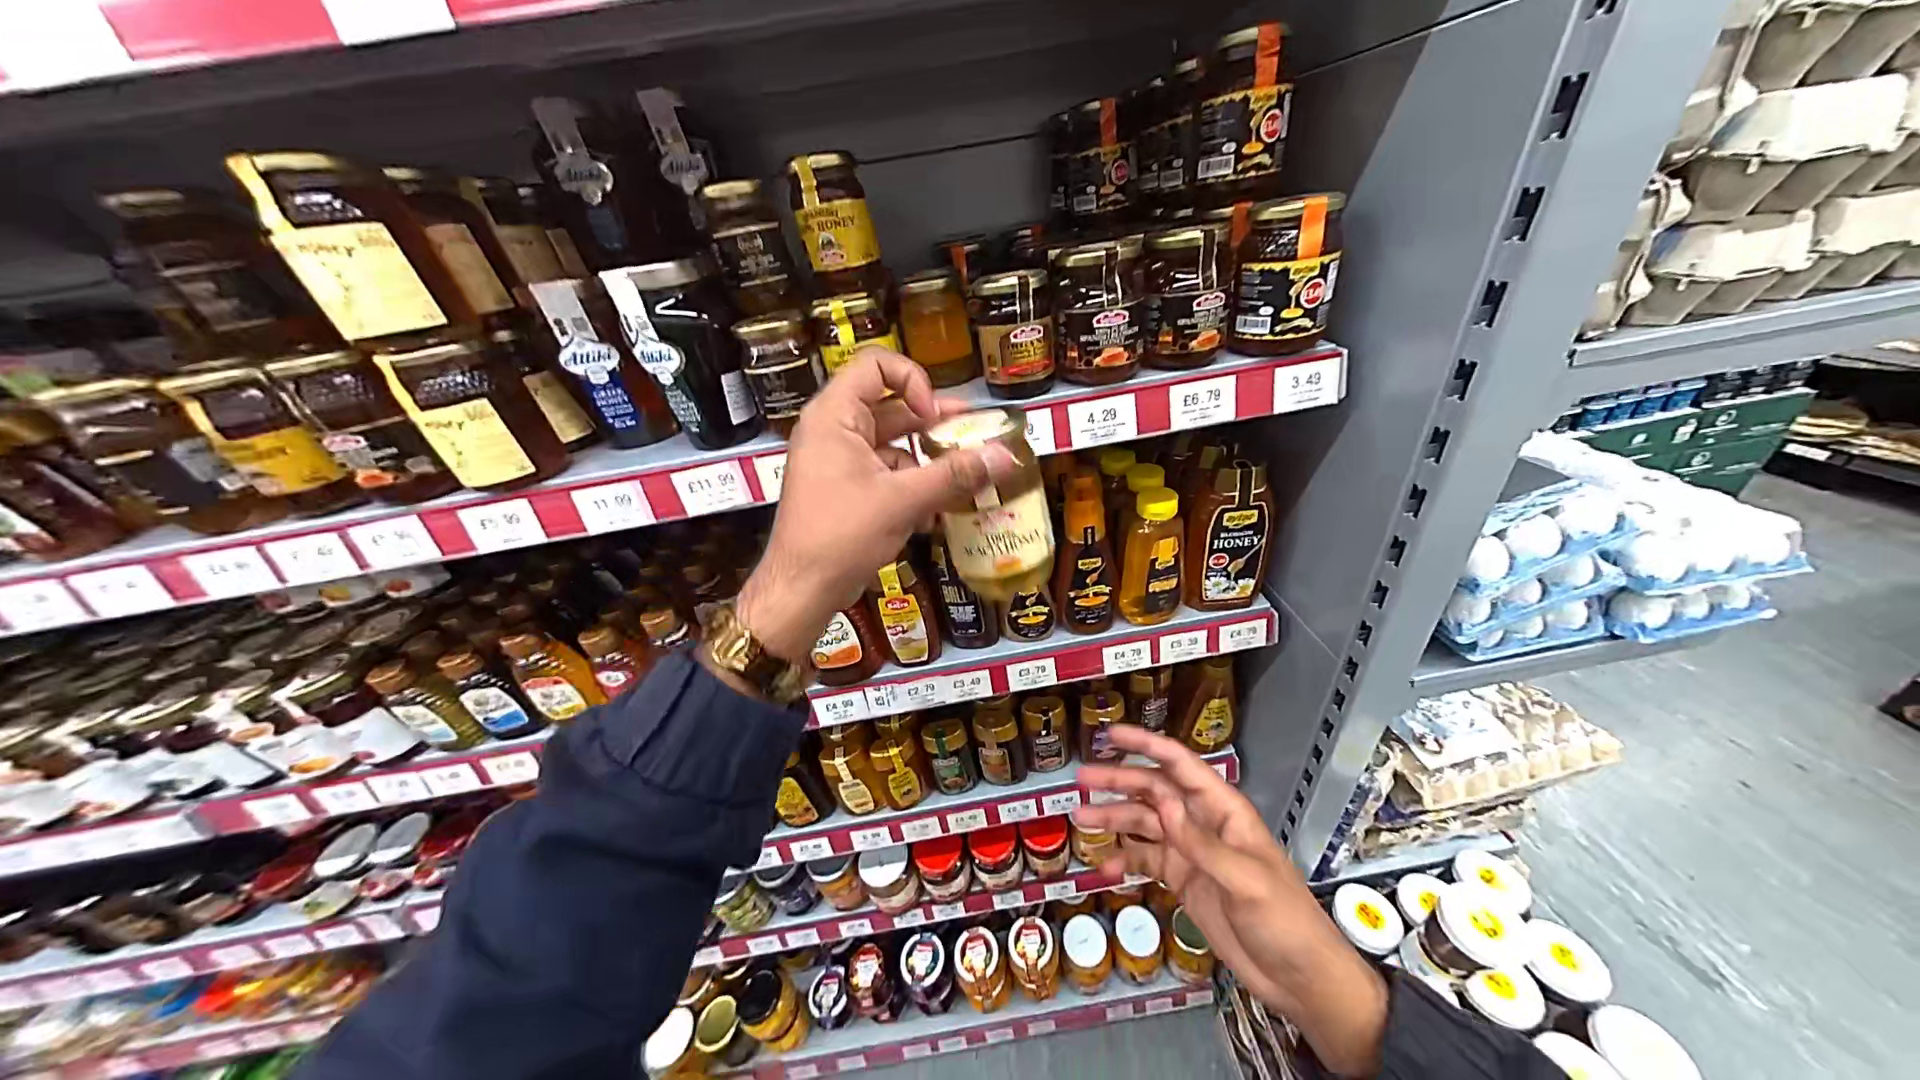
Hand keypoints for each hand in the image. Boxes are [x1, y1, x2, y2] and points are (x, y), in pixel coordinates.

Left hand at [737, 347, 1019, 663]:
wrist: (803, 589)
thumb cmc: (841, 535)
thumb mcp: (903, 501)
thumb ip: (955, 475)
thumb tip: (1005, 456)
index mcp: (835, 416)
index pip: (876, 364)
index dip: (913, 380)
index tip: (935, 415)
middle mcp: (834, 430)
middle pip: (891, 406)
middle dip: (934, 424)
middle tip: (975, 436)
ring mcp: (839, 460)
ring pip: (893, 444)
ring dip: (927, 461)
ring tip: (963, 480)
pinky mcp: (846, 488)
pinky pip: (886, 472)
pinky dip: (912, 486)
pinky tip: (935, 512)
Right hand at [1074, 725, 1386, 1075]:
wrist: (1302, 980)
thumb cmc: (1287, 922)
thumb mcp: (1246, 880)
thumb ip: (1200, 842)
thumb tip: (1162, 802)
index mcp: (1224, 812)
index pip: (1180, 766)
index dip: (1146, 745)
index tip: (1112, 734)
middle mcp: (1202, 824)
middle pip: (1154, 791)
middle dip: (1118, 782)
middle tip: (1082, 780)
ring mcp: (1191, 852)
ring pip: (1144, 824)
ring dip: (1114, 819)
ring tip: (1081, 819)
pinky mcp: (1183, 881)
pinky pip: (1146, 861)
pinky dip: (1124, 861)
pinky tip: (1106, 868)